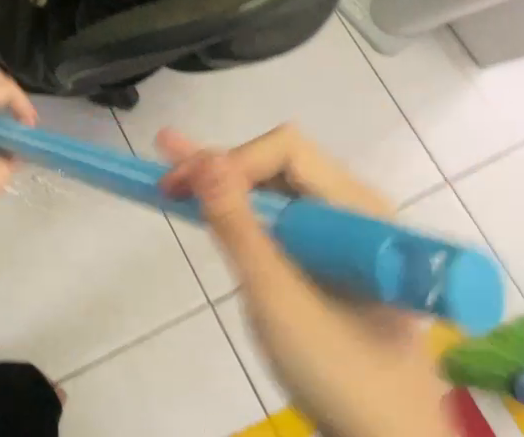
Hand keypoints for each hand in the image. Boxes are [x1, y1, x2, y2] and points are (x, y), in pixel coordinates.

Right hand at [158, 125, 449, 436]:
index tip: (182, 189)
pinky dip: (239, 211)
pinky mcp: (331, 260)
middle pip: (279, 162)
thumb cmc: (340, 371)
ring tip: (171, 168)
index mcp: (359, 211)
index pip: (287, 151)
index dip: (230, 161)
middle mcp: (355, 211)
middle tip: (165, 174)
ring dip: (223, 183)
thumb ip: (239, 226)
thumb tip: (203, 157)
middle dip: (220, 166)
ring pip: (275, 188)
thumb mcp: (278, 298)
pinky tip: (202, 192)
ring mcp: (344, 236)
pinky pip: (281, 219)